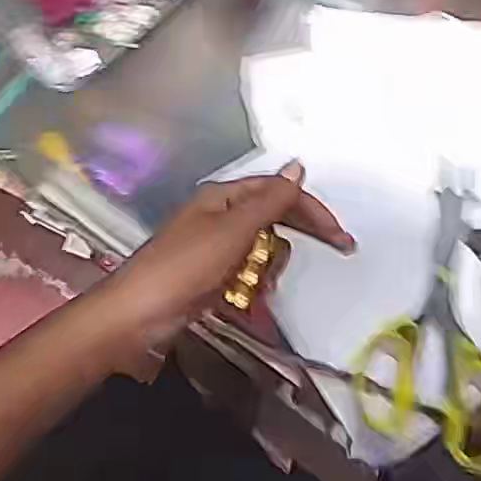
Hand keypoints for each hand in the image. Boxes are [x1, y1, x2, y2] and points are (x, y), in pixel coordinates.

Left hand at [90, 162, 353, 366]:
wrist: (140, 313)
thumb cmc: (183, 266)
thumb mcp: (232, 230)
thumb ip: (268, 201)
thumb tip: (297, 167)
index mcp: (222, 198)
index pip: (277, 192)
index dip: (310, 208)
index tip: (340, 235)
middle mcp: (219, 217)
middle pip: (273, 219)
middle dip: (298, 236)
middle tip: (339, 250)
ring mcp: (215, 248)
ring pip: (263, 250)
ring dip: (269, 268)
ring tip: (257, 284)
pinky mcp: (212, 276)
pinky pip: (247, 274)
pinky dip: (253, 286)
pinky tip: (246, 298)